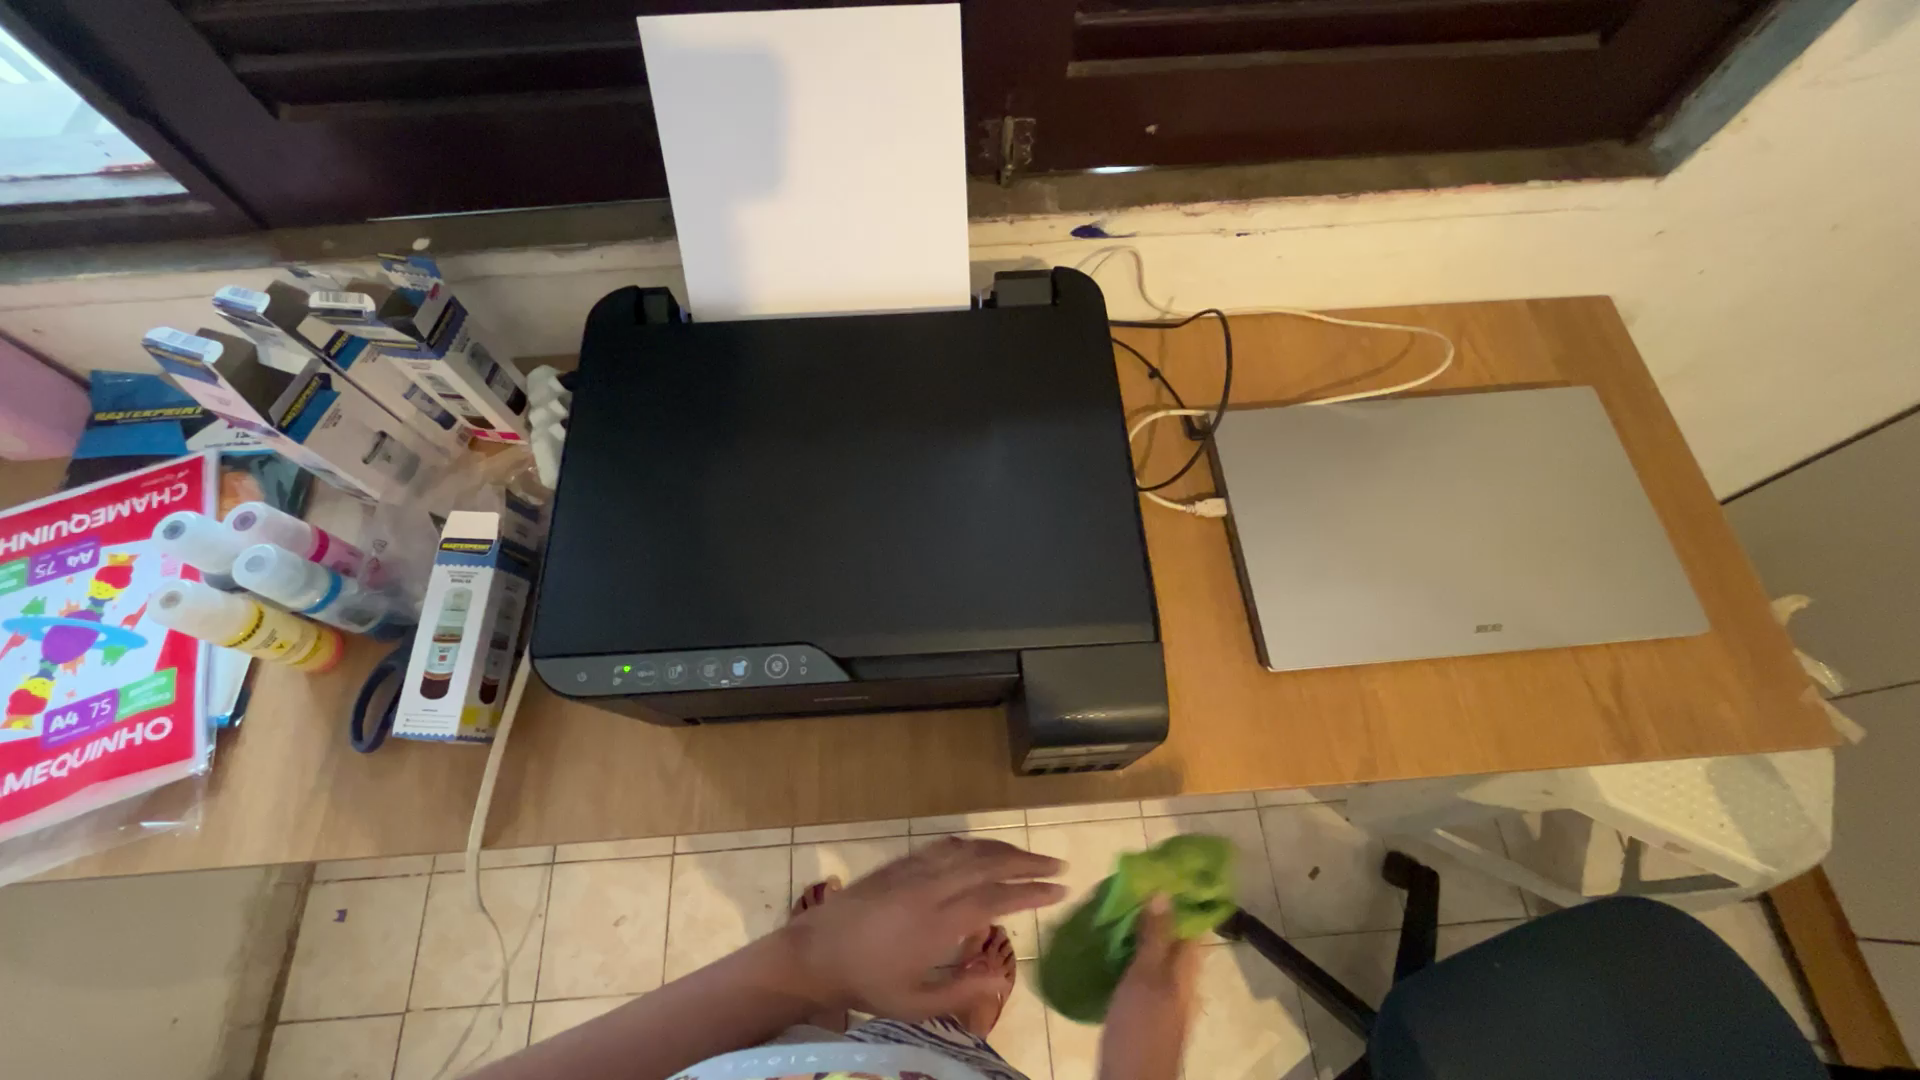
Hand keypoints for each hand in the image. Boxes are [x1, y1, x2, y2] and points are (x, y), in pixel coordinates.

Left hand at [777, 836, 1065, 1020]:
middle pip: (989, 864)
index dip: (1032, 892)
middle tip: (1058, 864)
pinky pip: (945, 845)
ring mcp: (915, 870)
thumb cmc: (866, 983)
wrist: (814, 953)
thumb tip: (1004, 977)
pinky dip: (973, 844)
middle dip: (1028, 862)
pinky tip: (985, 849)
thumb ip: (963, 989)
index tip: (1061, 888)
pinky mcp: (901, 862)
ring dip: (1004, 848)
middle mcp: (932, 887)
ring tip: (1030, 856)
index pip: (997, 899)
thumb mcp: (915, 1003)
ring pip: (969, 849)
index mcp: (939, 923)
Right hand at [1098, 896, 1197, 1079]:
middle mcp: (1177, 977)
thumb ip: (1155, 936)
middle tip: (1121, 882)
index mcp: (1185, 967)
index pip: (1188, 920)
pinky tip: (1101, 944)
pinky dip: (1123, 951)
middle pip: (1168, 933)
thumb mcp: (1148, 977)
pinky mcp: (1139, 1007)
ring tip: (1106, 905)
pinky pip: (1136, 968)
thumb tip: (1164, 890)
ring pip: (1150, 950)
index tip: (1154, 866)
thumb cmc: (1142, 1028)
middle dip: (1149, 908)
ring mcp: (1159, 994)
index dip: (1176, 893)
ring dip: (1133, 928)